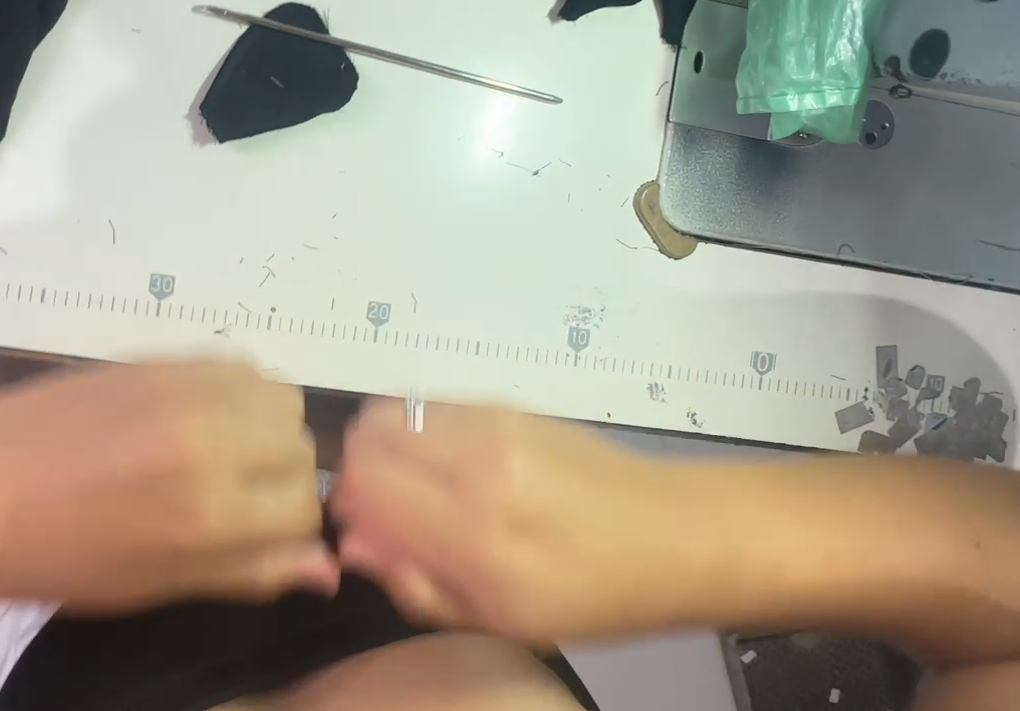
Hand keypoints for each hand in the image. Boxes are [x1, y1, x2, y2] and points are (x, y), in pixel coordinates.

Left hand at [0, 361, 335, 611]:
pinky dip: (237, 390)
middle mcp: (213, 437)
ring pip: (279, 394)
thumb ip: (249, 571)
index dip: (290, 525)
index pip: (304, 505)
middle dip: (284, 472)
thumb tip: (325, 567)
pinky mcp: (163, 354)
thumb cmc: (62, 557)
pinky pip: (236, 362)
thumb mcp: (158, 583)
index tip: (261, 528)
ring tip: (224, 447)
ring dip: (267, 425)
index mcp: (209, 511)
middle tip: (239, 490)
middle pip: (301, 442)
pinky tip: (199, 413)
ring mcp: (187, 386)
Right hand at [330, 400, 718, 642]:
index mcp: (475, 533)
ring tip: (415, 479)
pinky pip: (430, 403)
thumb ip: (418, 583)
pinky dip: (417, 427)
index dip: (347, 501)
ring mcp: (491, 421)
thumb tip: (355, 543)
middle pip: (368, 432)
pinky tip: (448, 460)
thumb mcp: (502, 619)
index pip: (364, 482)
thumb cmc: (590, 594)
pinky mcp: (505, 400)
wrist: (673, 531)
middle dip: (359, 467)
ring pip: (394, 408)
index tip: (360, 523)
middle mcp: (475, 462)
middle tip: (383, 501)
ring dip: (385, 442)